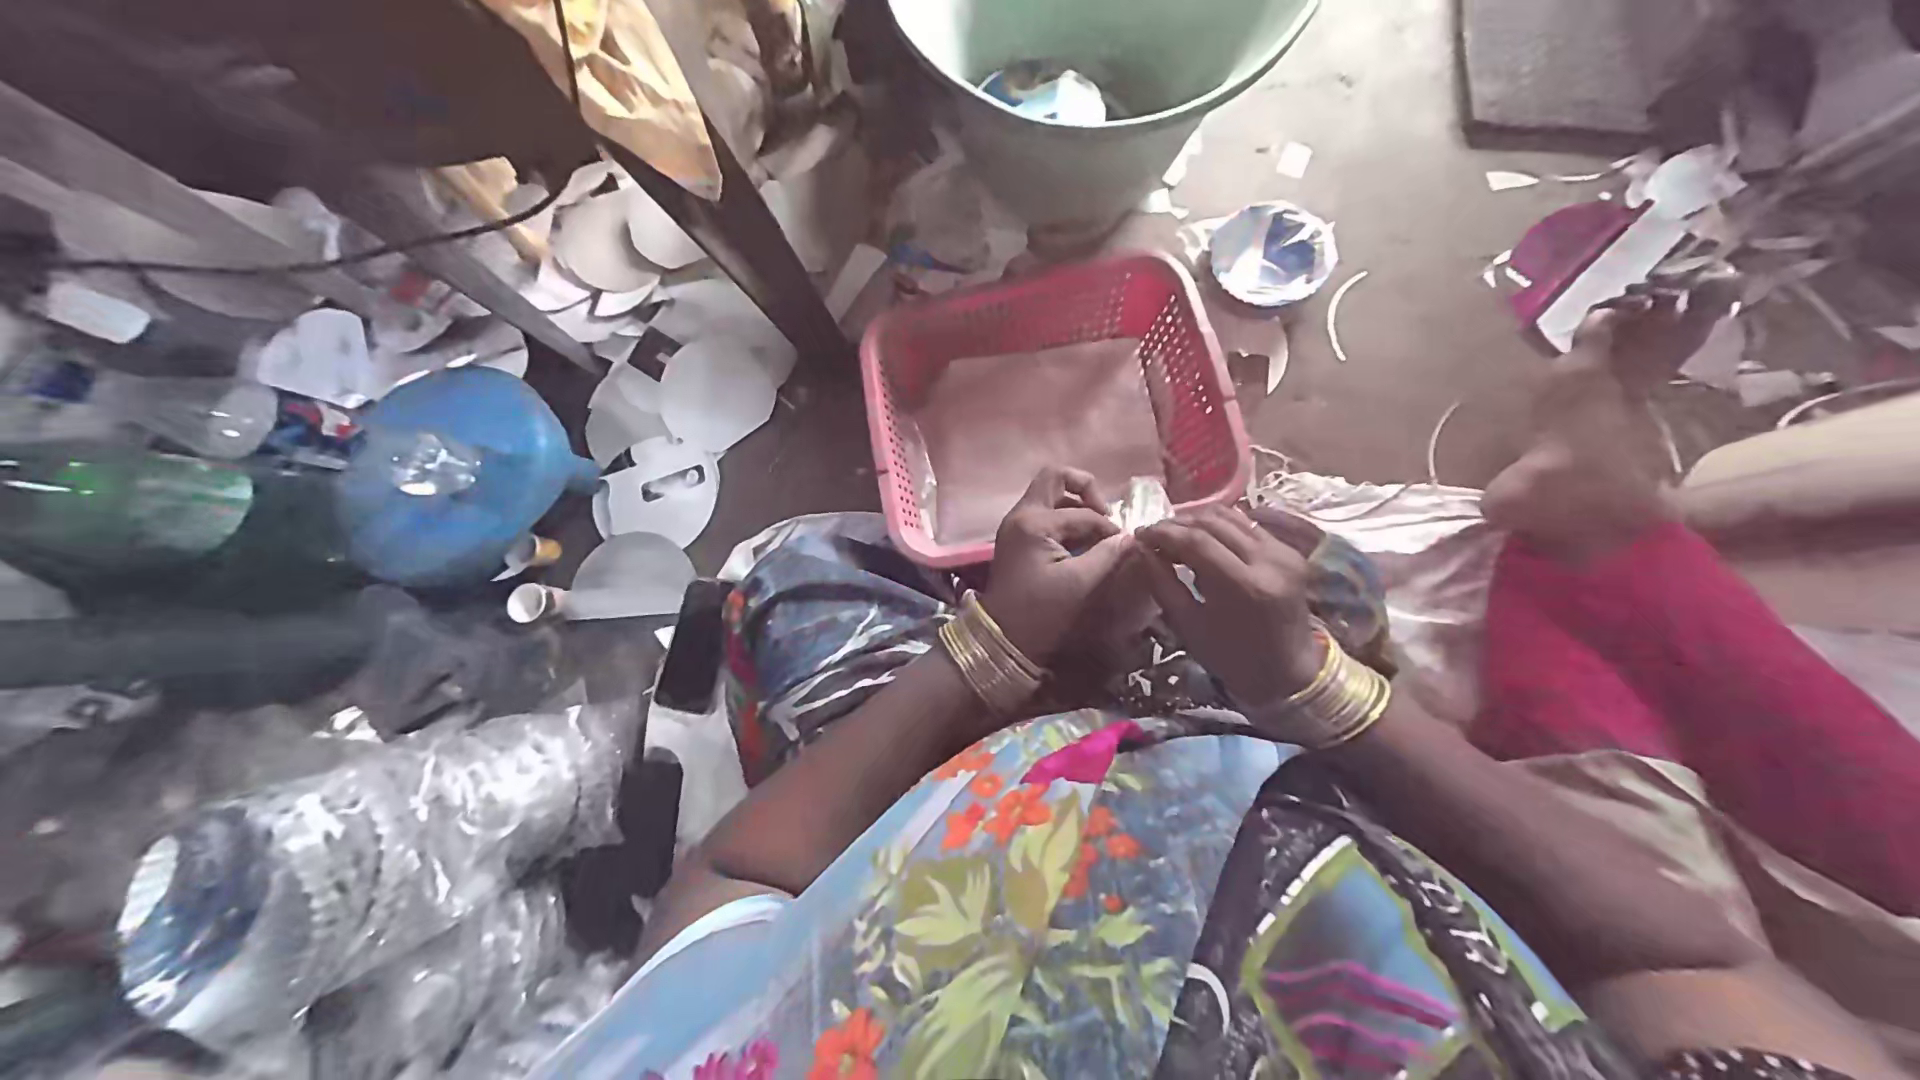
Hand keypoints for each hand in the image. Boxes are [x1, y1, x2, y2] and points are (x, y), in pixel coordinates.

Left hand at [980, 467, 1133, 660]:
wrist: (1002, 637)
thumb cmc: (1040, 611)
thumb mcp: (1079, 584)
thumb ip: (1107, 555)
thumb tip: (1131, 537)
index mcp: (1033, 522)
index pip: (1082, 511)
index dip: (1107, 527)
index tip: (1123, 545)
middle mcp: (1021, 514)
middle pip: (1055, 478)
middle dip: (1085, 490)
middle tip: (1105, 515)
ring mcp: (1016, 524)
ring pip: (1050, 495)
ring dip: (1075, 505)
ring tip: (1097, 531)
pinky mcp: (1017, 537)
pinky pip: (1045, 514)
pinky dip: (1065, 519)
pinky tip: (1082, 541)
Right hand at [1138, 506, 1323, 705]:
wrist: (1287, 672)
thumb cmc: (1231, 657)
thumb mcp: (1187, 624)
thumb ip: (1162, 582)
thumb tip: (1141, 549)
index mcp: (1243, 585)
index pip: (1195, 540)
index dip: (1162, 532)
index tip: (1139, 534)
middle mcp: (1268, 560)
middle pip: (1212, 522)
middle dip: (1176, 524)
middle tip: (1153, 534)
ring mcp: (1283, 552)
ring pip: (1230, 516)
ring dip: (1196, 520)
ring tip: (1174, 533)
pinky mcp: (1289, 551)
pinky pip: (1247, 524)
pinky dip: (1219, 525)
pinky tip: (1201, 537)